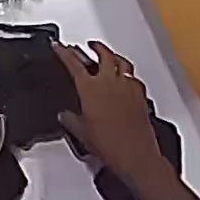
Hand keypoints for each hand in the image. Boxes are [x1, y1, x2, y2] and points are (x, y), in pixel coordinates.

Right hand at [54, 41, 162, 172]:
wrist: (135, 155)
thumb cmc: (109, 143)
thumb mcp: (81, 132)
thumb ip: (70, 119)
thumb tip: (65, 115)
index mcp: (90, 88)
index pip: (73, 63)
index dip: (64, 52)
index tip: (59, 46)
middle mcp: (109, 83)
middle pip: (103, 54)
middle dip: (94, 47)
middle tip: (88, 44)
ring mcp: (127, 87)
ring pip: (121, 62)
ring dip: (113, 55)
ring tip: (109, 54)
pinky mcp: (140, 96)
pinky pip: (133, 77)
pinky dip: (127, 73)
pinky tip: (126, 78)